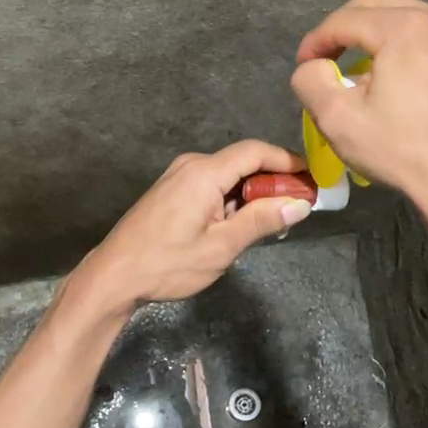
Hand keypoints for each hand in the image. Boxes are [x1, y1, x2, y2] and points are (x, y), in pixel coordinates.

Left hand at [75, 141, 310, 308]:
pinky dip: (231, 200)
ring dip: (251, 194)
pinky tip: (241, 225)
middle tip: (298, 207)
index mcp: (204, 172)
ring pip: (227, 176)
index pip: (255, 151)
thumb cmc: (168, 263)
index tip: (312, 178)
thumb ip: (261, 221)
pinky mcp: (170, 192)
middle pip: (242, 162)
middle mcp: (191, 165)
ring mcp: (177, 177)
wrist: (114, 276)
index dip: (288, 162)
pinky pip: (211, 186)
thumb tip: (299, 204)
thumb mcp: (221, 247)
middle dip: (272, 182)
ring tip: (273, 222)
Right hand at [291, 0, 427, 213]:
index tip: (303, 65)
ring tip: (358, 68)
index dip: (316, 39)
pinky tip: (395, 78)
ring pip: (406, 15)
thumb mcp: (337, 119)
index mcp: (404, 28)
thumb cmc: (397, 150)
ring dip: (375, 34)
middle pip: (376, 3)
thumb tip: (312, 67)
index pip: (345, 19)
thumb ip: (310, 81)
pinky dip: (405, 46)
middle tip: (325, 58)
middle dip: (344, 27)